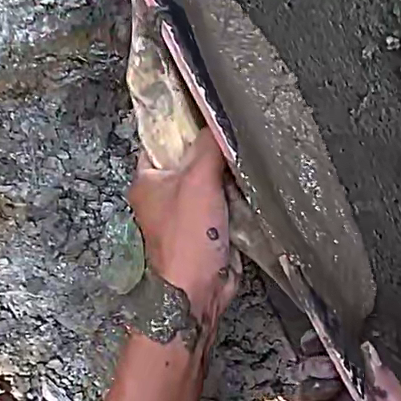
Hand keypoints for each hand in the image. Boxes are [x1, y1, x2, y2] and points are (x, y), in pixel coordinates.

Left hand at [127, 129, 237, 327]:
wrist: (197, 292)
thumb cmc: (187, 235)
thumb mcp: (198, 180)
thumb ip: (209, 146)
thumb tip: (220, 120)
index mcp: (147, 181)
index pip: (160, 140)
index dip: (181, 124)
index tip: (208, 108)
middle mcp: (162, 196)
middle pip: (191, 161)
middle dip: (213, 150)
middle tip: (238, 132)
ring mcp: (185, 215)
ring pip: (211, 183)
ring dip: (229, 176)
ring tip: (250, 155)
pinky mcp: (207, 232)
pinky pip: (224, 206)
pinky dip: (237, 198)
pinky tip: (253, 185)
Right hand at [296, 340, 400, 400]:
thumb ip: (391, 390)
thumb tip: (370, 352)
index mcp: (376, 396)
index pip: (353, 360)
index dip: (341, 344)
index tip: (335, 331)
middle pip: (325, 364)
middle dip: (319, 349)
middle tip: (320, 345)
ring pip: (310, 378)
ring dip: (312, 367)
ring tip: (323, 370)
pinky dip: (306, 389)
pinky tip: (317, 389)